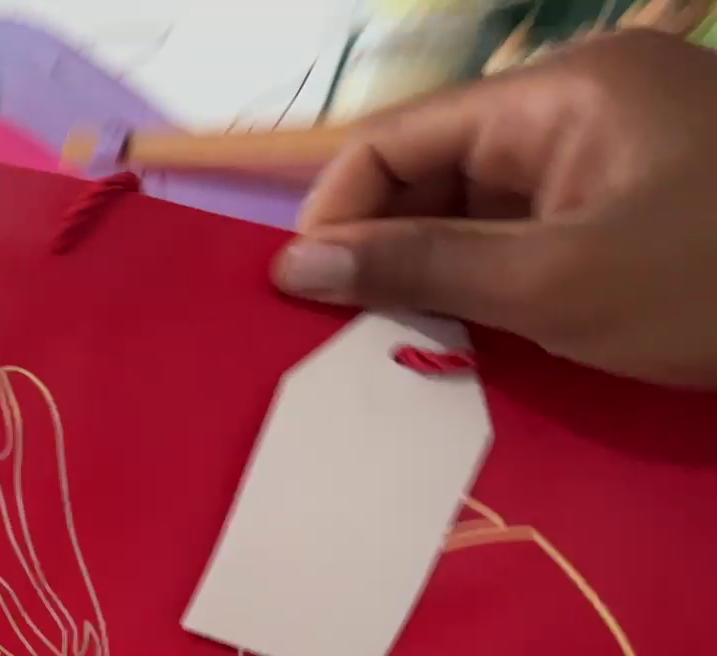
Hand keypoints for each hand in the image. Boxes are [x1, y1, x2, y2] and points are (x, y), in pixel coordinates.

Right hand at [272, 31, 716, 388]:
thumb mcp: (551, 281)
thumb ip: (411, 267)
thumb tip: (288, 267)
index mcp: (559, 96)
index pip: (389, 141)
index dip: (333, 216)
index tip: (309, 293)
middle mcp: (565, 110)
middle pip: (414, 172)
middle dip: (370, 247)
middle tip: (350, 322)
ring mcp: (586, 156)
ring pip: (445, 208)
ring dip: (410, 270)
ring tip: (397, 329)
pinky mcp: (597, 201)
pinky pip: (488, 232)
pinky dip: (455, 279)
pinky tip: (449, 322)